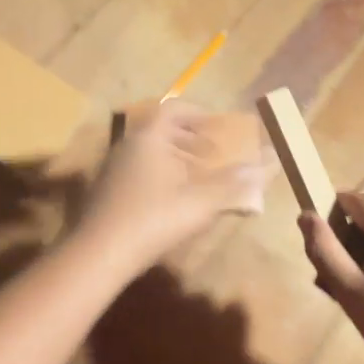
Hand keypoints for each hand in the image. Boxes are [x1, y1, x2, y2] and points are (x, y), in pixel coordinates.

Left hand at [77, 101, 270, 267]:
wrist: (98, 254)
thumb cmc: (153, 219)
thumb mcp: (200, 202)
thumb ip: (233, 184)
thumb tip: (265, 166)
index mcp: (148, 137)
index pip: (173, 109)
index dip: (199, 114)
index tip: (220, 127)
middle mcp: (127, 145)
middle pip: (160, 129)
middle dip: (189, 138)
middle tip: (213, 152)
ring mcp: (113, 168)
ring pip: (148, 151)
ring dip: (174, 158)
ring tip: (197, 177)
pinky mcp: (106, 191)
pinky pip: (138, 171)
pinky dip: (160, 175)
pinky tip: (172, 200)